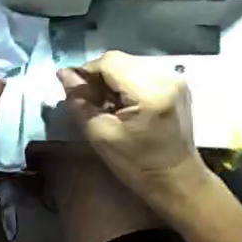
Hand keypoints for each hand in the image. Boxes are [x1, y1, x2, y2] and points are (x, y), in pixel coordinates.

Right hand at [57, 51, 215, 212]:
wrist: (177, 180)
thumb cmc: (137, 165)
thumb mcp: (100, 135)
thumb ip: (80, 102)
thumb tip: (63, 74)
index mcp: (149, 91)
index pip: (109, 62)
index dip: (86, 72)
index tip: (75, 91)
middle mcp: (166, 77)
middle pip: (120, 60)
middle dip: (99, 76)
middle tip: (89, 101)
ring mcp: (175, 78)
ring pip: (130, 64)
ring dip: (112, 80)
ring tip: (107, 104)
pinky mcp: (177, 84)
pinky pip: (142, 72)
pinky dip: (127, 83)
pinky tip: (123, 104)